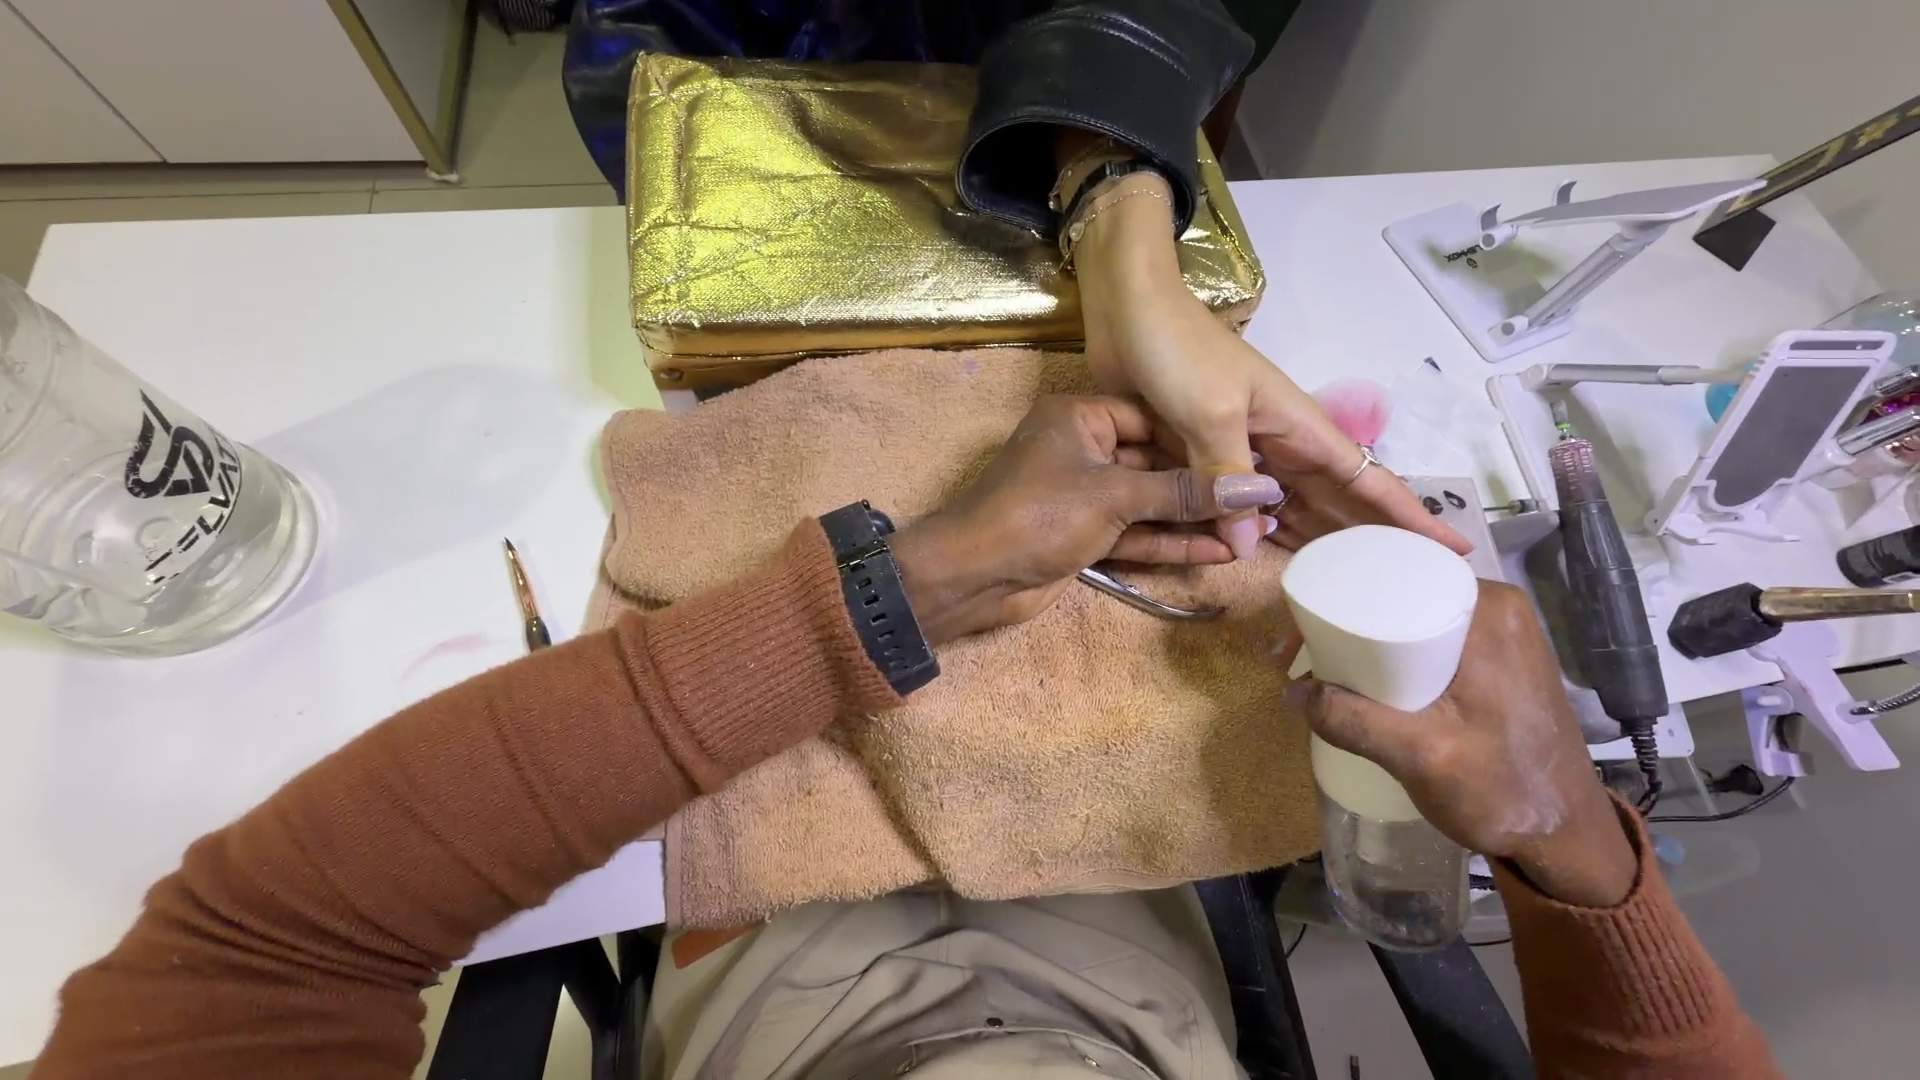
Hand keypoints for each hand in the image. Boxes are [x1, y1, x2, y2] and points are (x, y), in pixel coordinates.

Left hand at [890, 395, 1278, 644]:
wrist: (974, 573)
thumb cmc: (1040, 513)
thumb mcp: (1115, 495)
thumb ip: (1183, 492)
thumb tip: (1255, 492)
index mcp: (1080, 416)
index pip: (1154, 418)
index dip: (1204, 440)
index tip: (1255, 457)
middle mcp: (1081, 449)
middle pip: (1155, 463)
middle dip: (1204, 487)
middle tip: (1263, 503)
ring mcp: (1081, 495)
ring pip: (1146, 503)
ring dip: (1191, 520)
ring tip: (1249, 536)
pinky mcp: (1080, 533)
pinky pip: (1131, 532)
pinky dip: (1166, 542)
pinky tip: (1214, 553)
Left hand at [1071, 175, 1468, 559]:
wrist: (1130, 314)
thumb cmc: (1178, 353)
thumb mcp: (1210, 413)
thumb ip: (1228, 476)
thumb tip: (1248, 544)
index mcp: (1296, 425)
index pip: (1367, 478)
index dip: (1408, 516)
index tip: (1452, 551)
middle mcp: (1278, 442)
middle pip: (1334, 500)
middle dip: (1366, 539)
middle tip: (1398, 587)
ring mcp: (1241, 450)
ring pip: (1288, 504)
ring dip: (1313, 538)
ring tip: (1344, 584)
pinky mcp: (1202, 455)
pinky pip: (1238, 501)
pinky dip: (1253, 526)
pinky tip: (1265, 552)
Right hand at [1288, 581, 1636, 906]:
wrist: (1567, 838)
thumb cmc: (1504, 788)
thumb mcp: (1421, 756)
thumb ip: (1353, 722)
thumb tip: (1290, 692)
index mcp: (1487, 608)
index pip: (1393, 577)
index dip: (1333, 600)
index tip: (1296, 639)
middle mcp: (1495, 607)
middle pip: (1395, 596)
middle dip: (1339, 623)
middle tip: (1295, 658)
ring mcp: (1497, 632)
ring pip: (1406, 618)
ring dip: (1360, 640)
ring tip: (1317, 672)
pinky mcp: (1493, 657)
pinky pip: (1424, 637)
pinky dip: (1386, 653)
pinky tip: (1358, 679)